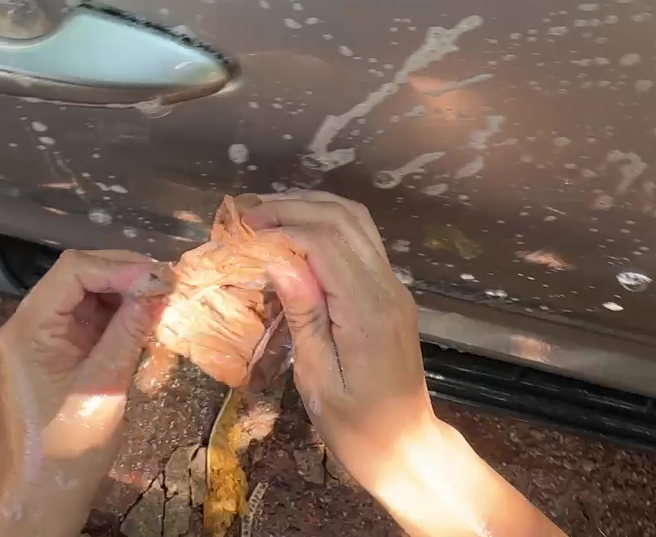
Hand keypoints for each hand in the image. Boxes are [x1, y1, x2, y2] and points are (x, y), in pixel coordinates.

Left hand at [0, 249, 166, 536]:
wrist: (42, 503)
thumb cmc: (68, 449)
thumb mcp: (104, 384)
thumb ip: (129, 329)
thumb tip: (159, 285)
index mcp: (28, 327)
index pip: (73, 270)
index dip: (118, 266)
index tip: (158, 276)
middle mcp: (28, 323)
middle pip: (77, 275)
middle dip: (123, 274)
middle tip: (166, 281)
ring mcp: (41, 338)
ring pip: (85, 293)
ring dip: (123, 291)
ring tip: (161, 296)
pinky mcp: (55, 352)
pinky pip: (87, 318)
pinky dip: (116, 313)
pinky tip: (144, 316)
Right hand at [244, 192, 563, 536]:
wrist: (409, 450)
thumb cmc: (357, 429)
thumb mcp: (318, 382)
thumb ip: (303, 316)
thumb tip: (279, 261)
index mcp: (368, 311)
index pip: (326, 243)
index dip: (283, 228)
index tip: (246, 232)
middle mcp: (387, 287)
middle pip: (341, 219)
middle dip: (293, 207)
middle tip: (249, 214)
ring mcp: (393, 284)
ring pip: (355, 219)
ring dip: (311, 205)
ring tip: (268, 211)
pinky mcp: (390, 288)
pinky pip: (360, 236)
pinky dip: (327, 220)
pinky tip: (297, 227)